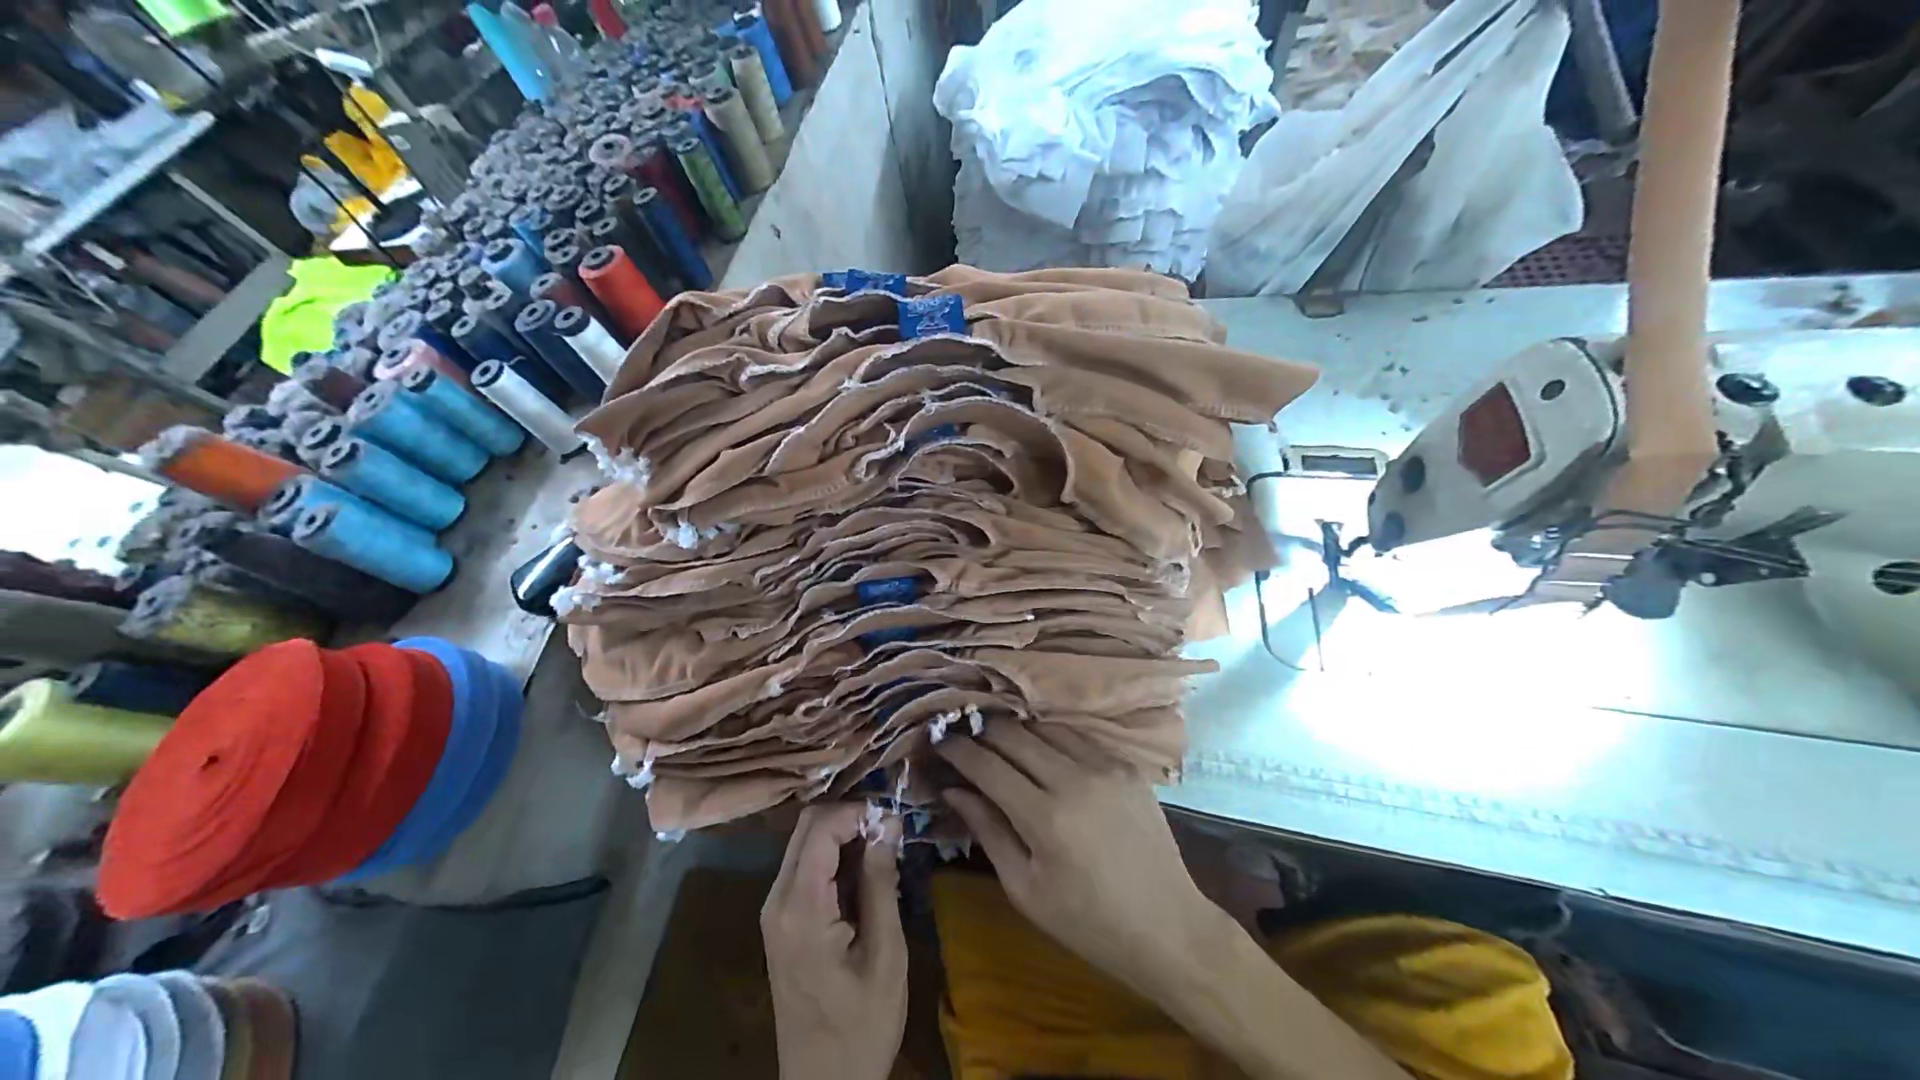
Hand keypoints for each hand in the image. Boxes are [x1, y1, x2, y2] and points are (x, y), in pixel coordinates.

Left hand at [762, 803, 906, 1079]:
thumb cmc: (861, 1025)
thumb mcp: (885, 954)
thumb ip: (881, 883)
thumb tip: (887, 825)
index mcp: (800, 907)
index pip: (820, 827)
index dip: (858, 811)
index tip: (894, 821)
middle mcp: (777, 899)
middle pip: (806, 827)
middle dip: (849, 816)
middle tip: (891, 830)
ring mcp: (774, 910)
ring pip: (804, 843)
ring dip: (843, 834)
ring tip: (884, 848)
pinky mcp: (780, 920)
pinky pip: (804, 866)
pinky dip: (834, 856)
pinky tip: (864, 872)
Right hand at [935, 723, 1225, 995]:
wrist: (1167, 926)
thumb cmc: (1087, 922)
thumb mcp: (1025, 889)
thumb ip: (988, 831)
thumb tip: (954, 790)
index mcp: (1044, 816)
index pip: (987, 765)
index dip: (958, 748)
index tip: (938, 739)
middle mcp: (1074, 779)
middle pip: (1014, 735)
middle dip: (981, 729)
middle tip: (961, 730)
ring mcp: (1105, 767)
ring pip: (1046, 728)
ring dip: (1016, 729)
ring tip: (995, 735)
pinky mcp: (1126, 766)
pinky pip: (1078, 736)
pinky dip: (1051, 736)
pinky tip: (1039, 745)